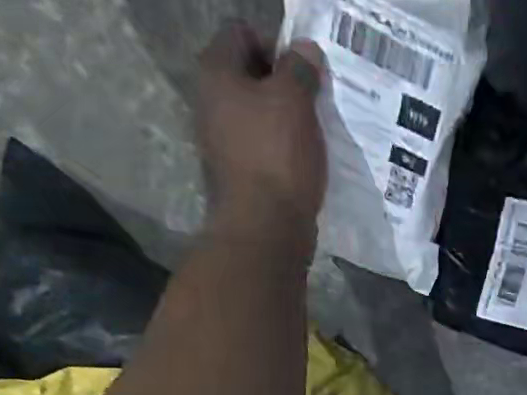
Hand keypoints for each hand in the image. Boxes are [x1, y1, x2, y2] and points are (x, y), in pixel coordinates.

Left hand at [195, 21, 326, 230]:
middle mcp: (210, 103)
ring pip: (259, 116)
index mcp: (216, 73)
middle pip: (250, 77)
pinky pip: (264, 149)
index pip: (242, 33)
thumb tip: (305, 50)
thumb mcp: (294, 101)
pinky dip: (285, 151)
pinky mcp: (239, 175)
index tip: (306, 71)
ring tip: (315, 135)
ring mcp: (222, 142)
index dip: (277, 45)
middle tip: (316, 101)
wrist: (266, 228)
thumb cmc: (277, 155)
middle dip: (284, 85)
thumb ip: (300, 69)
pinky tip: (306, 163)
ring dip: (287, 121)